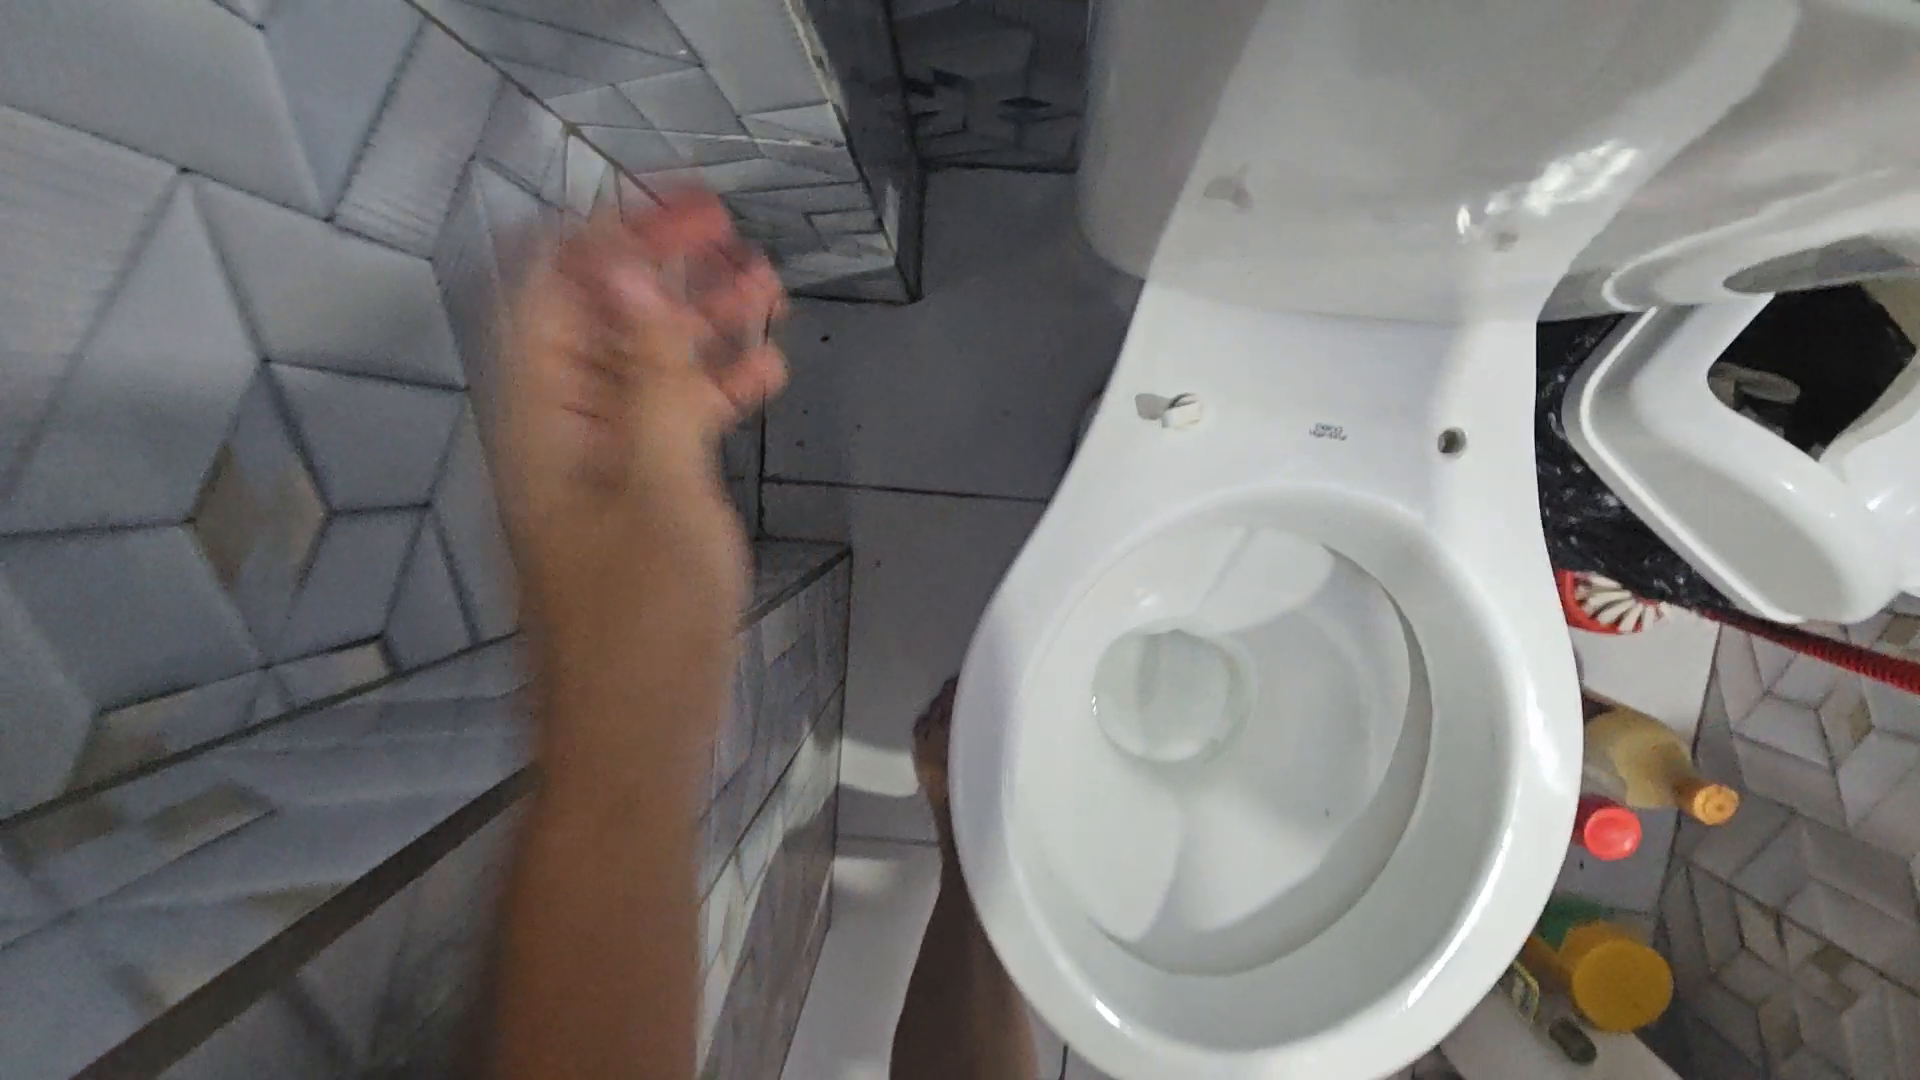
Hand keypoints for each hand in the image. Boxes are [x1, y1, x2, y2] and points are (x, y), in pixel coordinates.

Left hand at [498, 190, 785, 701]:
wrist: (637, 734)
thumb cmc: (646, 628)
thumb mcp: (658, 494)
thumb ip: (647, 384)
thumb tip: (626, 278)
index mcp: (542, 423)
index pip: (557, 295)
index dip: (613, 239)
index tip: (685, 210)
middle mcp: (561, 433)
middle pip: (605, 323)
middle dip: (668, 273)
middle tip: (736, 239)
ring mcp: (603, 469)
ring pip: (648, 370)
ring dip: (701, 327)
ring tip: (767, 294)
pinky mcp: (640, 502)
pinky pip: (672, 424)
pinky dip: (714, 391)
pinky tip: (762, 374)